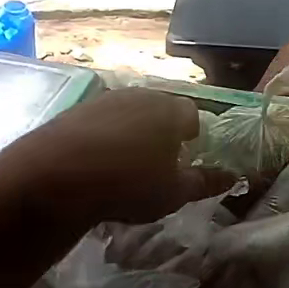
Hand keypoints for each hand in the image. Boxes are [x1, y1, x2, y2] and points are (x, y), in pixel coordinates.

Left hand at [11, 88, 234, 224]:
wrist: (56, 175)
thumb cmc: (129, 183)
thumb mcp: (173, 193)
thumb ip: (204, 182)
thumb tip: (232, 176)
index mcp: (170, 110)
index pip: (193, 115)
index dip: (192, 137)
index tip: (184, 159)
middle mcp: (139, 94)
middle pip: (160, 109)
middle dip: (162, 132)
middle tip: (156, 164)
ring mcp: (103, 99)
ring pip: (128, 113)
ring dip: (131, 133)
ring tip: (123, 165)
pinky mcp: (74, 110)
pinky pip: (99, 122)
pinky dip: (102, 137)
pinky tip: (94, 163)